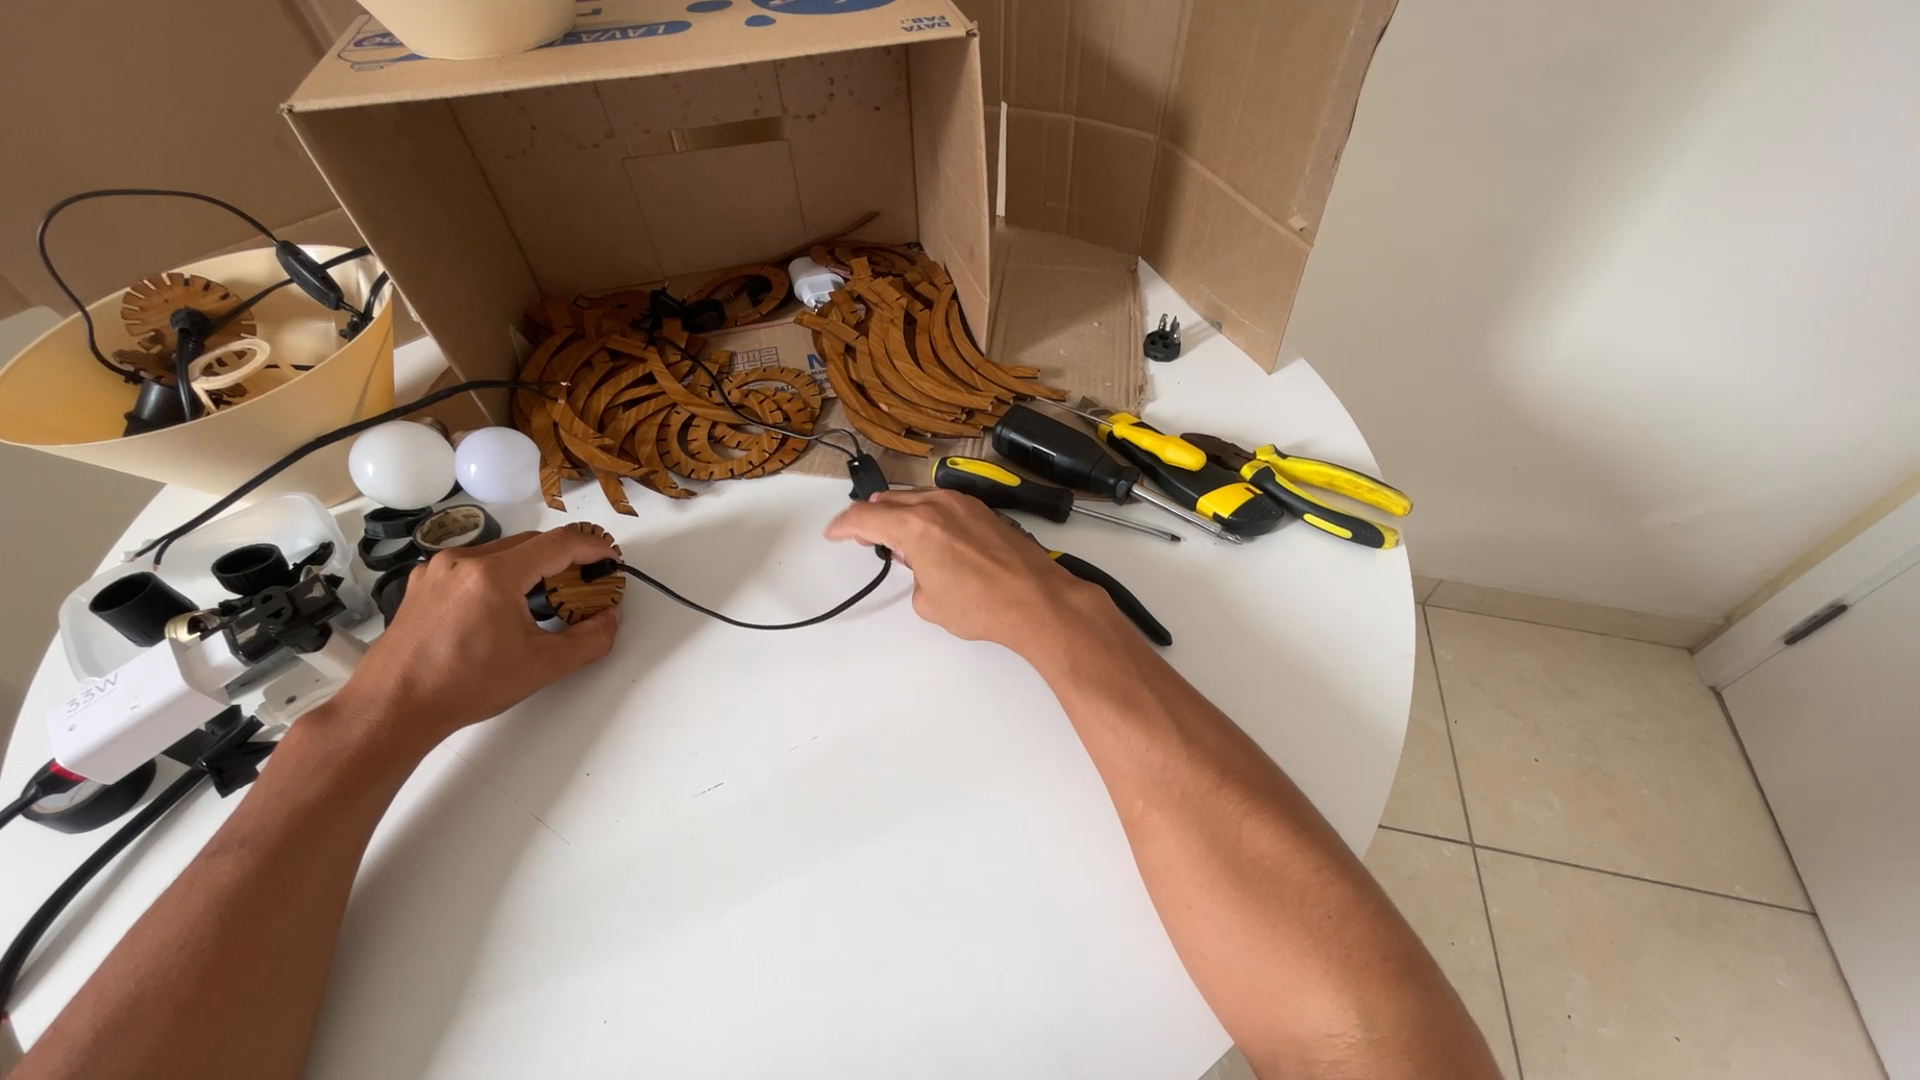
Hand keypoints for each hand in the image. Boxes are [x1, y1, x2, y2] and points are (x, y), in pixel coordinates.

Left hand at [324, 527, 620, 757]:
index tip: (612, 561)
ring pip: (502, 553)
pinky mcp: (423, 584)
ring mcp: (438, 570)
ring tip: (549, 599)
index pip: (559, 543)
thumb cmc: (465, 686)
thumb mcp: (542, 666)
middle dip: (566, 559)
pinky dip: (502, 577)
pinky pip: (475, 567)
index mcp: (493, 574)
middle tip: (586, 584)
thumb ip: (590, 639)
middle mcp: (462, 561)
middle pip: (531, 543)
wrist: (392, 708)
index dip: (594, 548)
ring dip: (534, 568)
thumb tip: (610, 618)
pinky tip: (508, 608)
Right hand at [824, 490, 1109, 654]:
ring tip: (893, 533)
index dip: (843, 526)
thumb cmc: (986, 604)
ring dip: (900, 512)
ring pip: (918, 498)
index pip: (865, 517)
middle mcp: (939, 505)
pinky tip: (930, 534)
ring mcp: (965, 505)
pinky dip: (927, 514)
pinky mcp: (985, 512)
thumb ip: (914, 577)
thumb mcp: (929, 602)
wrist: (1036, 601)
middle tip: (860, 533)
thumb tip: (923, 570)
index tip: (834, 532)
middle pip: (890, 501)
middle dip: (871, 517)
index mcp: (916, 525)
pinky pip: (944, 504)